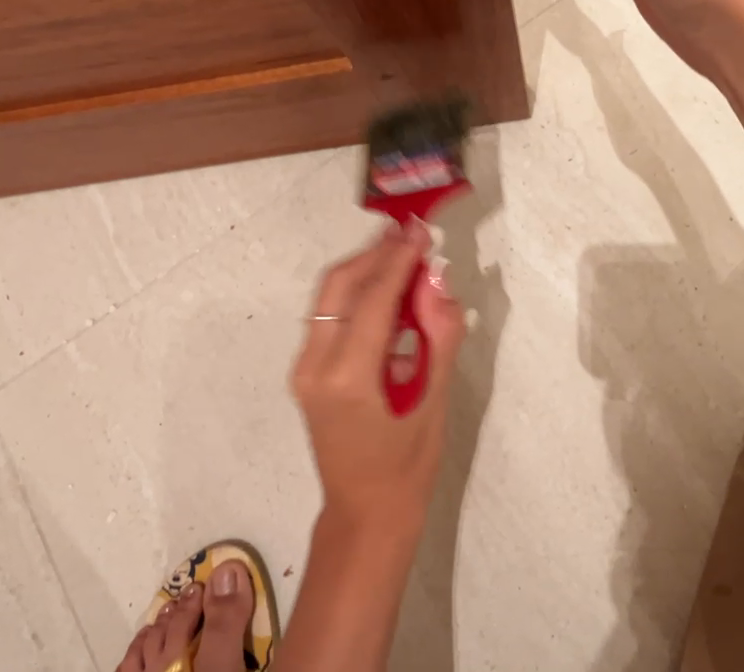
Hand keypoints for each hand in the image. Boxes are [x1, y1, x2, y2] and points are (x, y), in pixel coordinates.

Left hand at [291, 222, 464, 533]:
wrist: (365, 514)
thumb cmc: (408, 468)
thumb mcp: (434, 402)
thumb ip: (439, 336)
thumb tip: (438, 280)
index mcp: (348, 378)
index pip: (373, 298)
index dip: (398, 258)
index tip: (420, 228)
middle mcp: (315, 367)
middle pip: (338, 286)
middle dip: (374, 252)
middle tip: (410, 233)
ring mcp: (304, 370)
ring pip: (329, 298)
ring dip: (365, 270)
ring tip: (404, 254)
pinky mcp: (306, 374)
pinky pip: (330, 318)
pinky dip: (358, 295)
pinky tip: (389, 292)